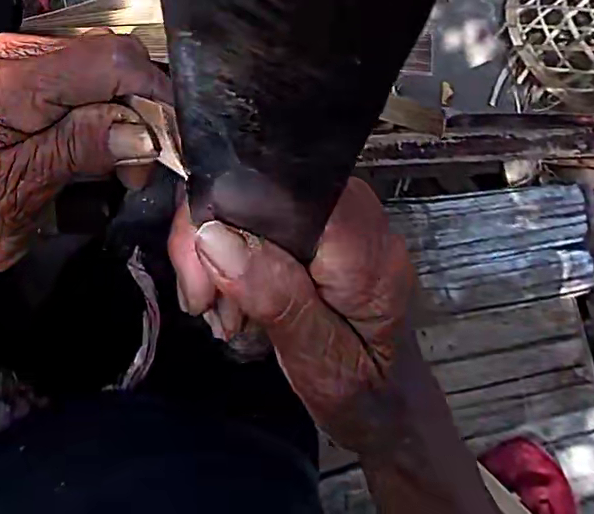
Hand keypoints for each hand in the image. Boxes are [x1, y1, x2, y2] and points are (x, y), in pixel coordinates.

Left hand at [0, 33, 172, 298]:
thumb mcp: (22, 192)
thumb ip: (78, 149)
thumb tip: (138, 130)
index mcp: (6, 81)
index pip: (105, 60)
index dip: (148, 97)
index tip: (165, 144)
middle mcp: (16, 55)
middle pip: (114, 56)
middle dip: (140, 109)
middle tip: (134, 168)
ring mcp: (28, 58)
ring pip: (113, 65)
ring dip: (129, 115)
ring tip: (116, 165)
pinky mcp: (41, 71)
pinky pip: (99, 76)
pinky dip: (113, 112)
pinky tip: (102, 146)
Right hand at [168, 177, 423, 457]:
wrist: (388, 404)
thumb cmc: (364, 393)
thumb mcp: (319, 363)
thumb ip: (275, 298)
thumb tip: (216, 240)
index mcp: (359, 243)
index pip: (270, 190)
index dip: (222, 218)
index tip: (205, 275)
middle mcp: (349, 213)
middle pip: (248, 190)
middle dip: (210, 242)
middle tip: (209, 302)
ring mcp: (330, 213)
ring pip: (239, 200)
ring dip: (214, 252)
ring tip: (227, 309)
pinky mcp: (311, 220)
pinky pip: (251, 214)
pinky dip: (228, 251)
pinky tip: (236, 292)